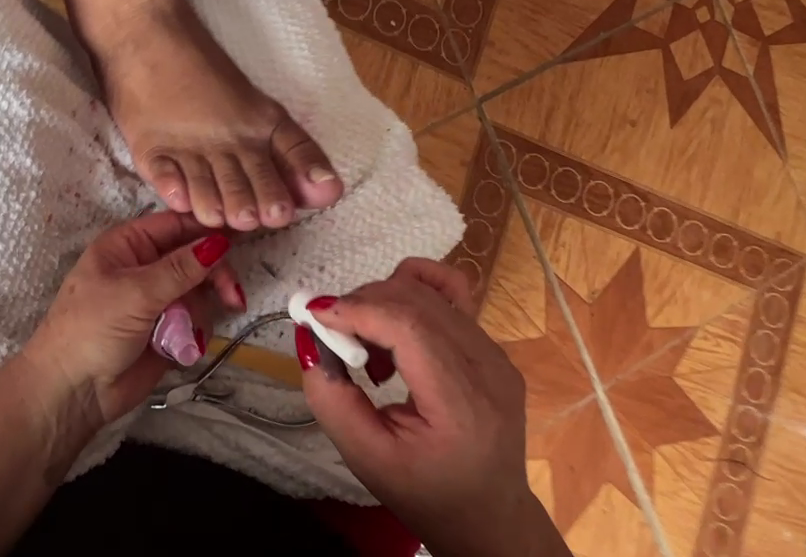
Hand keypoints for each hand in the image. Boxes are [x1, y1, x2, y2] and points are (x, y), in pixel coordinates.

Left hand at [21, 212, 241, 425]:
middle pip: (193, 257)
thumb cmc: (92, 328)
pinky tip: (185, 347)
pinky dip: (195, 331)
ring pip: (198, 290)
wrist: (74, 391)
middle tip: (231, 295)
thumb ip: (179, 269)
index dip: (207, 228)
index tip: (243, 233)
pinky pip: (194, 320)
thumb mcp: (135, 292)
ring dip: (201, 309)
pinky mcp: (165, 329)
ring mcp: (155, 298)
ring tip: (191, 330)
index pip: (175, 224)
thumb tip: (219, 241)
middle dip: (213, 274)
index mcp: (127, 244)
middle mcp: (143, 265)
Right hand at [298, 259, 568, 556]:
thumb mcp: (365, 457)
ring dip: (381, 302)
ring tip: (367, 346)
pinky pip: (449, 291)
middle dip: (360, 304)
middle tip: (332, 336)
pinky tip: (393, 320)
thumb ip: (331, 398)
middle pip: (415, 300)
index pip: (409, 327)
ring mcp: (495, 353)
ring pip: (426, 290)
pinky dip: (411, 289)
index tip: (313, 316)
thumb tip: (310, 337)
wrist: (488, 516)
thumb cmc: (425, 493)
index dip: (357, 310)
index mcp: (464, 404)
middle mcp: (488, 368)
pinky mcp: (491, 346)